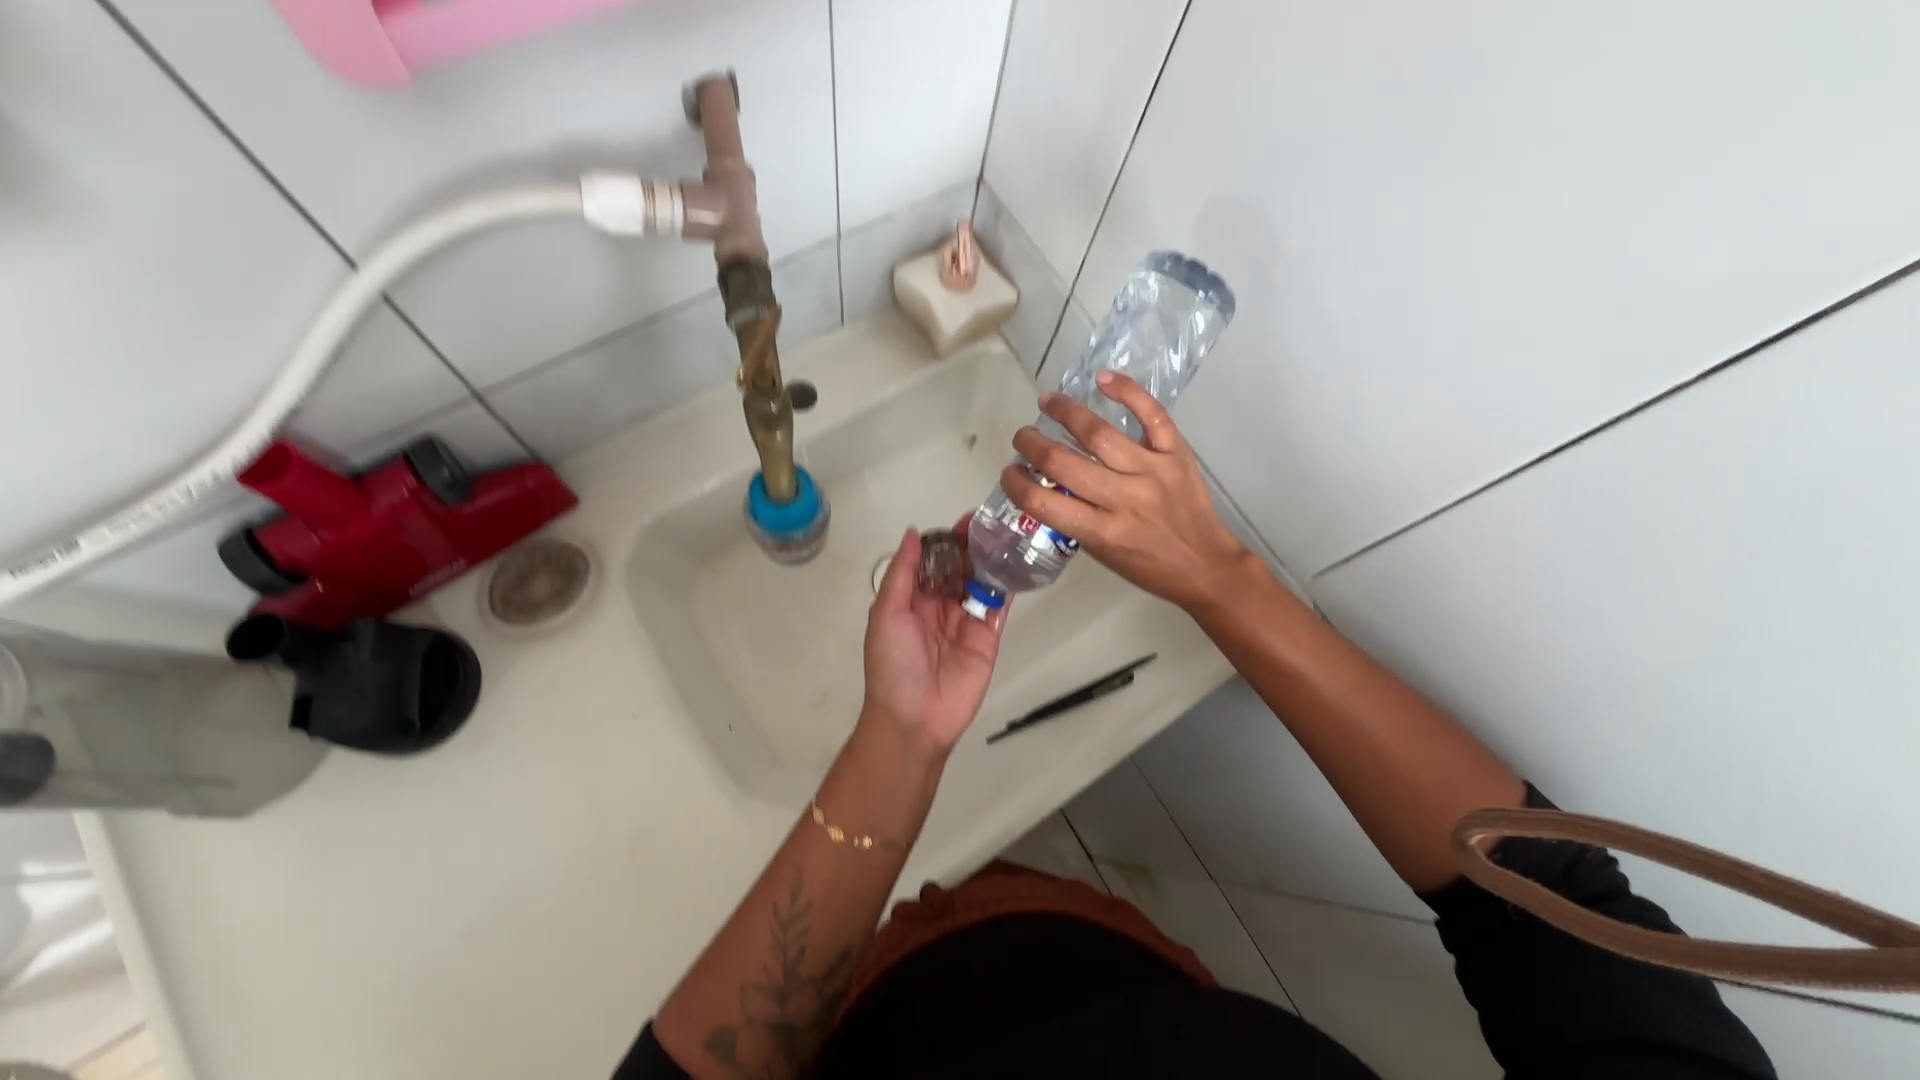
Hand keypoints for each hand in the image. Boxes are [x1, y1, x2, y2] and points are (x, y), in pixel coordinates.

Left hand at [860, 523, 1007, 754]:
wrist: (914, 720)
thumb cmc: (893, 666)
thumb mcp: (887, 614)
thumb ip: (902, 573)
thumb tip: (914, 533)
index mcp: (912, 600)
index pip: (933, 562)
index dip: (948, 540)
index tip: (967, 518)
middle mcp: (939, 607)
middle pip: (960, 569)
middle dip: (974, 546)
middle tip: (996, 521)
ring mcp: (965, 622)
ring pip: (981, 583)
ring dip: (993, 561)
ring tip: (1011, 535)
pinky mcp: (987, 639)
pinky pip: (998, 608)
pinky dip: (1008, 587)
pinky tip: (1019, 564)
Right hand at [1001, 372, 1259, 612]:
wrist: (1206, 565)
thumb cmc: (1149, 566)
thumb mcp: (1103, 556)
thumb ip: (1075, 521)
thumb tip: (1045, 484)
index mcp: (1102, 531)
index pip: (1043, 503)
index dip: (1016, 484)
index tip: (1009, 472)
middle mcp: (1124, 499)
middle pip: (1063, 462)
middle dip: (1031, 445)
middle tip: (1022, 438)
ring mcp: (1152, 471)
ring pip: (1099, 433)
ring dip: (1065, 411)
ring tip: (1048, 401)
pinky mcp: (1177, 454)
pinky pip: (1152, 415)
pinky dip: (1127, 392)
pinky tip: (1102, 379)